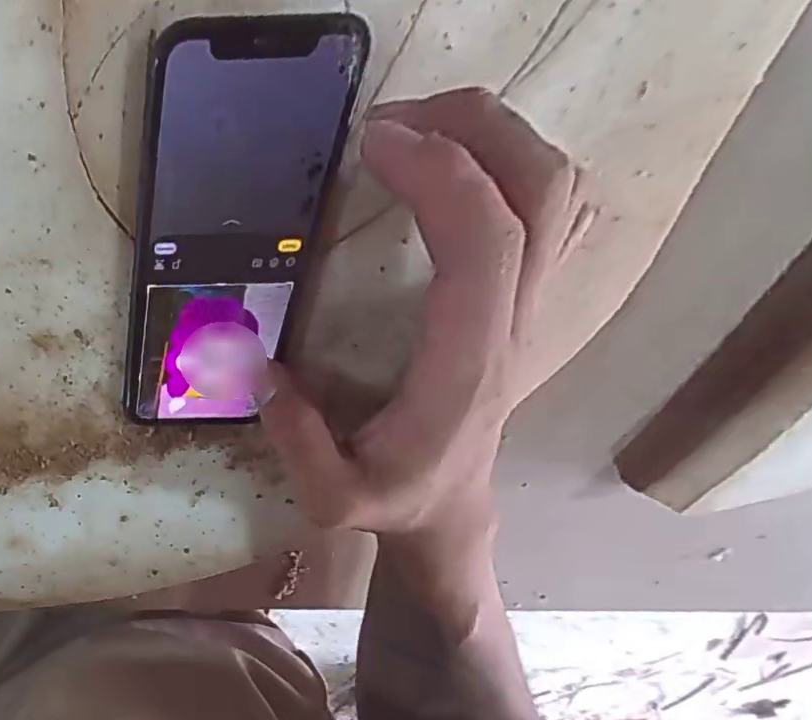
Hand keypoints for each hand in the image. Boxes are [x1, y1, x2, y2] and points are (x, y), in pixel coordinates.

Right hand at [260, 88, 591, 553]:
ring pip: (556, 194)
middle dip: (476, 130)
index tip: (373, 142)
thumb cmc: (390, 503)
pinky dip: (517, 168)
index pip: (481, 242)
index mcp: (464, 363)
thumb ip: (294, 438)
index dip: (438, 175)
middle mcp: (511, 324)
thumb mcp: (331, 495)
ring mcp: (526, 311)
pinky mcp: (519, 306)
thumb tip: (254, 365)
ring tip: (424, 126)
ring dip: (499, 139)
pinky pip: (551, 215)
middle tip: (394, 115)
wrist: (447, 513)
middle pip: (537, 193)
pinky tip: (466, 166)